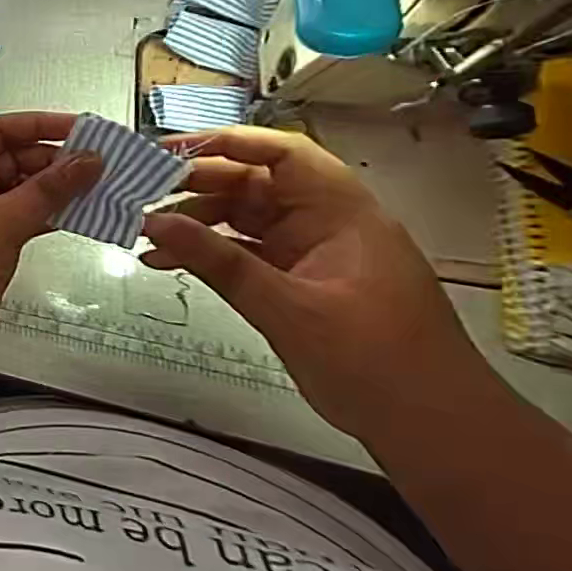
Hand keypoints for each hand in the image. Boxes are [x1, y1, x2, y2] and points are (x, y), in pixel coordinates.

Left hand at [0, 112, 102, 349]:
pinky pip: (30, 214)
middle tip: (102, 165)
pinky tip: (87, 213)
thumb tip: (91, 159)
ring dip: (61, 187)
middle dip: (57, 159)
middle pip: (17, 157)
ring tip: (103, 187)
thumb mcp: (3, 219)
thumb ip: (49, 189)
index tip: (80, 129)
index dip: (38, 125)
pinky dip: (55, 213)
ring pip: (27, 187)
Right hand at [140, 127, 494, 437]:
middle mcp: (322, 221)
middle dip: (195, 185)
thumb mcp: (287, 307)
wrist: (431, 427)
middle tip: (141, 194)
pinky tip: (164, 262)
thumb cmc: (375, 361)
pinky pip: (241, 252)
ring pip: (240, 217)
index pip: (280, 154)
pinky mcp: (294, 279)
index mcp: (339, 212)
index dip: (223, 143)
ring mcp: (307, 251)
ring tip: (144, 232)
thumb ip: (218, 261)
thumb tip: (154, 223)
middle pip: (252, 183)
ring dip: (193, 222)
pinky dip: (205, 253)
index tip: (167, 152)